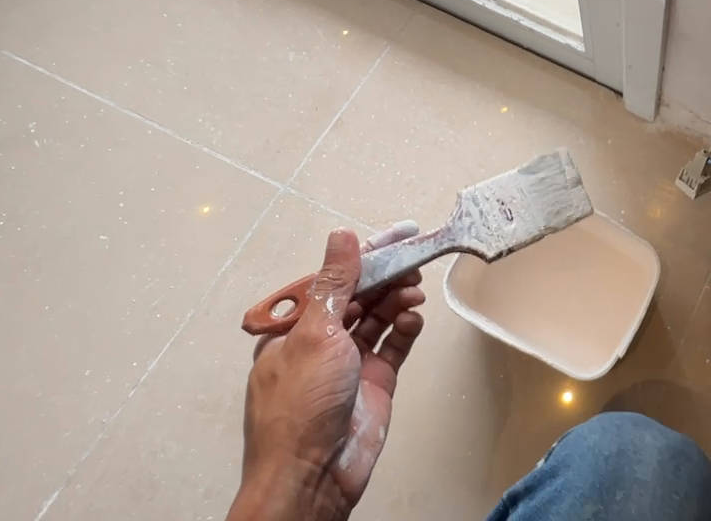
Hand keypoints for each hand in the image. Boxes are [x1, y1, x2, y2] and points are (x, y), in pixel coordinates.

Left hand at [229, 225, 426, 520]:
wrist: (313, 476)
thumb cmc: (299, 409)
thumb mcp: (315, 333)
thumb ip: (335, 283)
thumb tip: (342, 237)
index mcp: (295, 328)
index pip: (335, 278)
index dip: (367, 254)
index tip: (400, 234)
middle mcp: (321, 341)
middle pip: (362, 294)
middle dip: (389, 276)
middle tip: (415, 262)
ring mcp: (349, 361)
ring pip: (381, 315)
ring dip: (399, 299)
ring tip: (413, 294)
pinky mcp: (374, 379)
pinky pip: (395, 343)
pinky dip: (406, 328)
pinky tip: (413, 321)